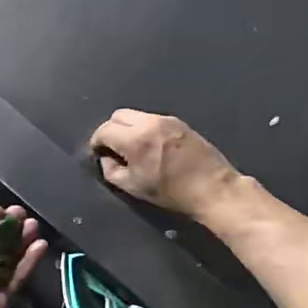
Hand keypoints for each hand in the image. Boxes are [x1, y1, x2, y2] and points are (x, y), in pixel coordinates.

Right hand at [87, 109, 244, 219]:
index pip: (104, 130)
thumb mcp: (134, 188)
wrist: (211, 188)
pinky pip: (153, 120)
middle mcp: (150, 122)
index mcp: (135, 139)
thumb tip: (105, 159)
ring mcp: (167, 120)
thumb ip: (112, 171)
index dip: (96, 142)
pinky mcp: (180, 123)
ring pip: (137, 116)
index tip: (98, 154)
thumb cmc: (171, 192)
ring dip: (128, 128)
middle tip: (113, 149)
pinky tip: (151, 147)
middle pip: (118, 116)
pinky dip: (144, 129)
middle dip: (111, 130)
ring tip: (133, 149)